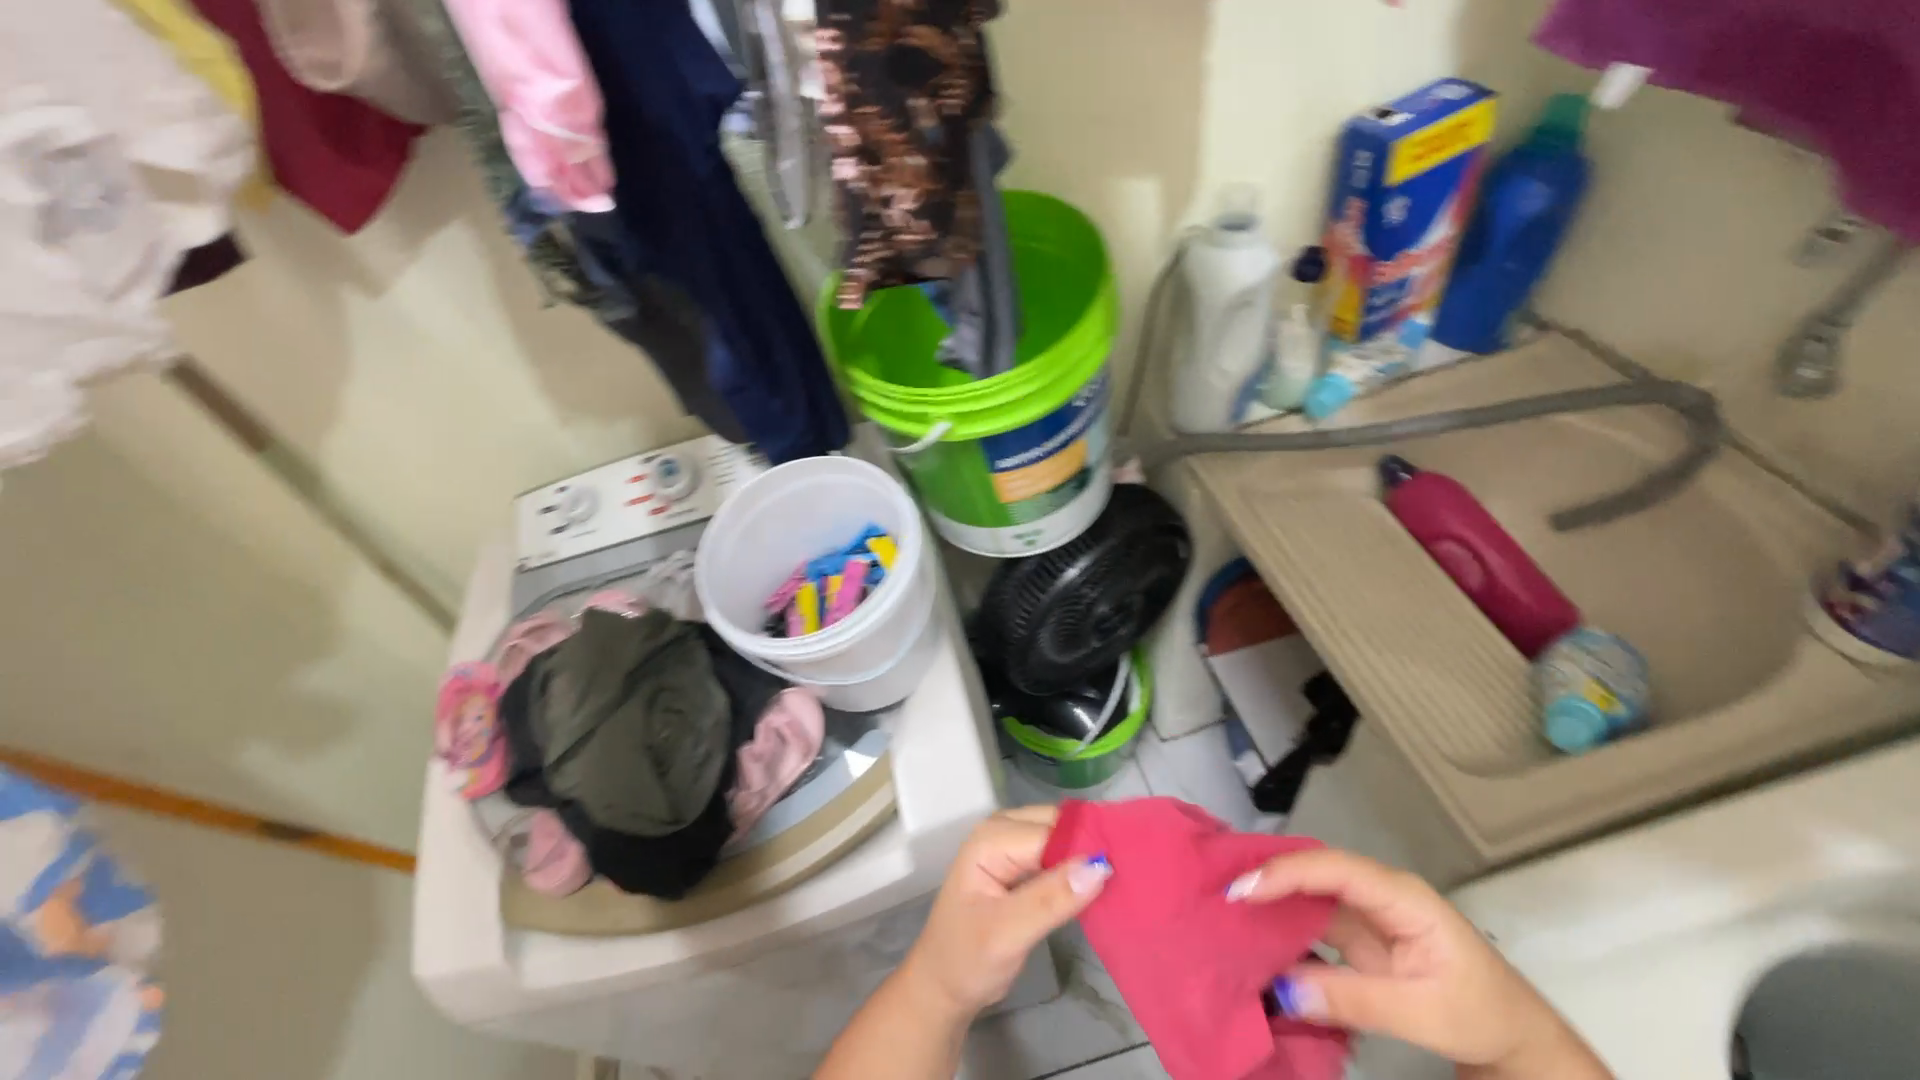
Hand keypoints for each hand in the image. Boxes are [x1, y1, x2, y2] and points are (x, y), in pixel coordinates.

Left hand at [899, 806, 1111, 1018]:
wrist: (943, 986)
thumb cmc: (966, 960)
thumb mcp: (1008, 935)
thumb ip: (1051, 899)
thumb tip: (1099, 866)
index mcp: (991, 839)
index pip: (1052, 832)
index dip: (1088, 847)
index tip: (1129, 866)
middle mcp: (1002, 831)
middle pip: (1060, 825)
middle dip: (1092, 844)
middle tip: (1133, 871)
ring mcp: (1012, 846)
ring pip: (1063, 836)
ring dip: (1089, 855)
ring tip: (1125, 876)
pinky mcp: (1022, 864)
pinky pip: (1058, 854)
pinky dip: (1079, 867)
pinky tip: (1102, 885)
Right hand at [1230, 849, 1608, 1078]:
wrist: (1516, 1041)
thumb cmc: (1481, 1015)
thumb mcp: (1423, 1013)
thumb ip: (1354, 999)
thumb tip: (1283, 988)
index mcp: (1400, 897)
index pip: (1334, 869)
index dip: (1285, 874)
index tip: (1241, 890)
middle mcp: (1378, 895)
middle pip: (1315, 871)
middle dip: (1268, 875)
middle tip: (1218, 889)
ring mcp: (1367, 916)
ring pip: (1309, 896)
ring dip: (1270, 900)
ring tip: (1225, 908)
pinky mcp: (1358, 939)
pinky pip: (1312, 925)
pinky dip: (1282, 929)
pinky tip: (1254, 939)